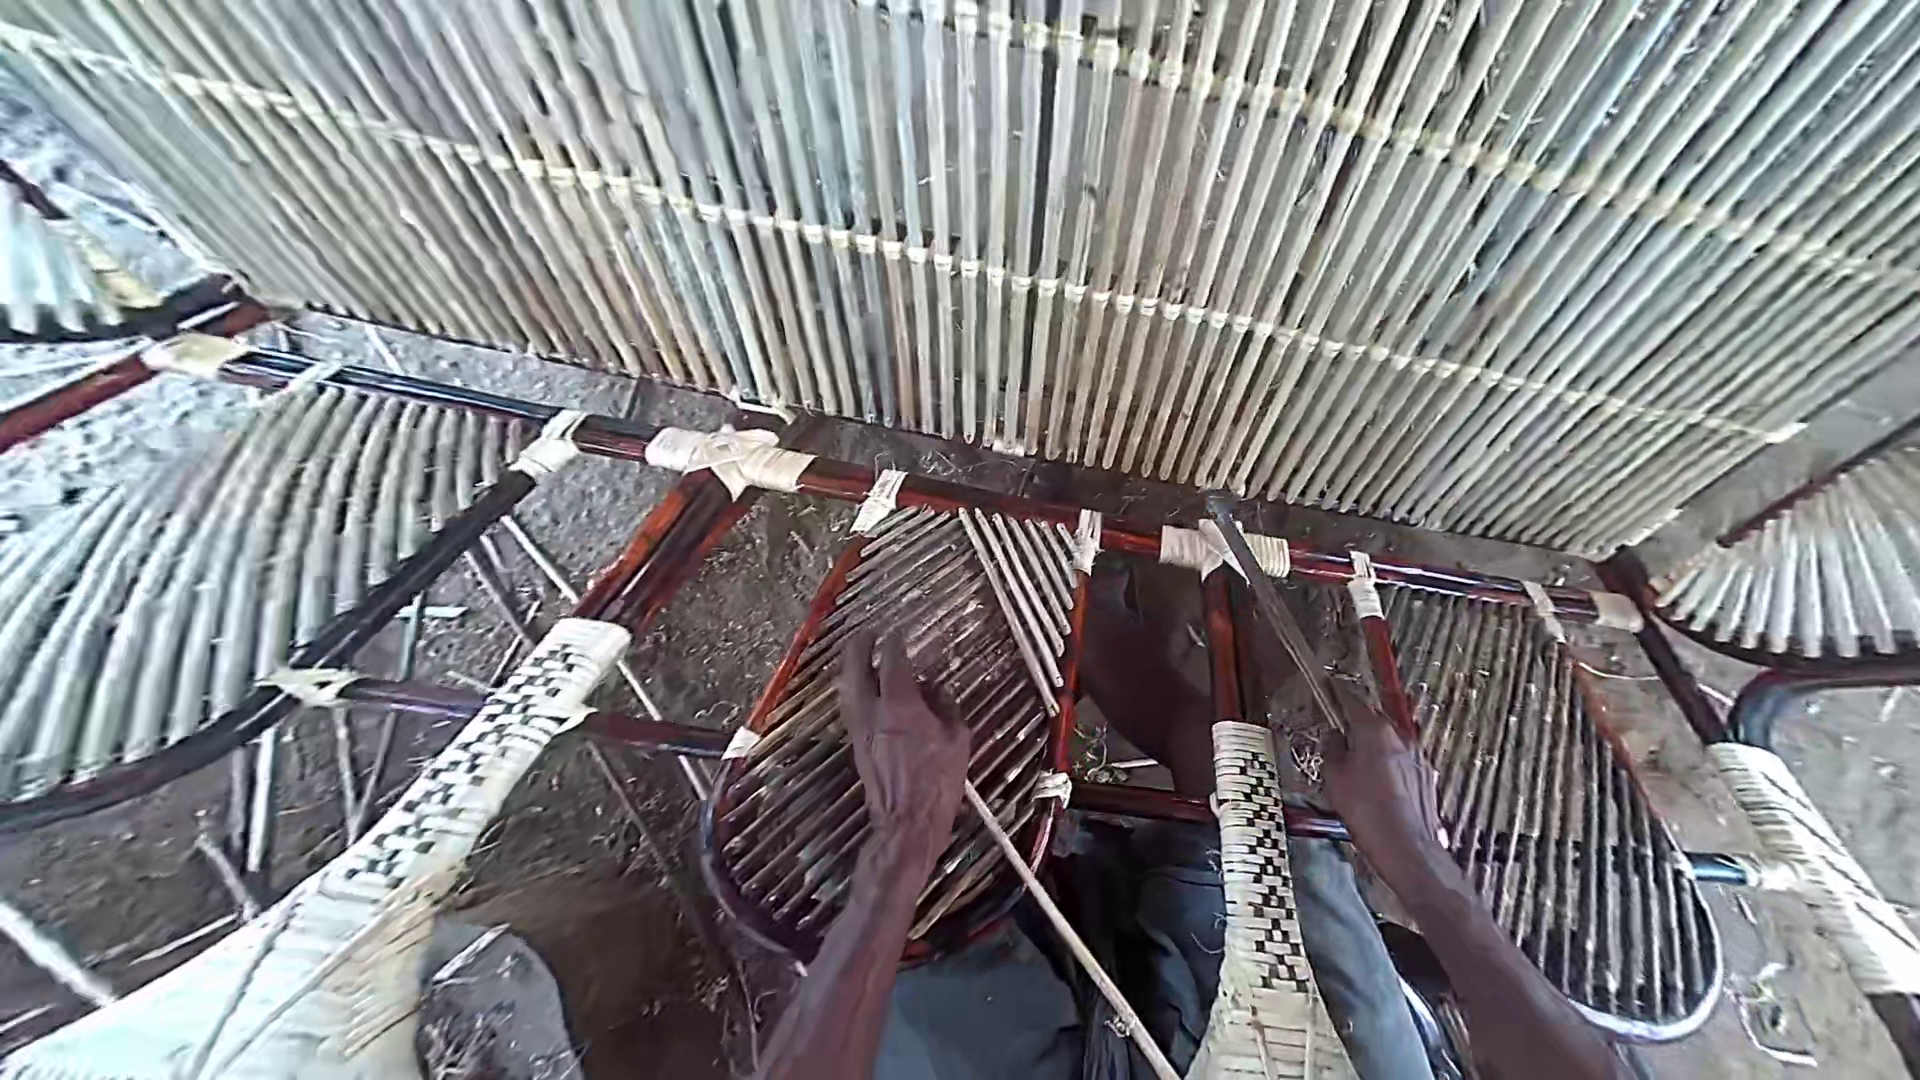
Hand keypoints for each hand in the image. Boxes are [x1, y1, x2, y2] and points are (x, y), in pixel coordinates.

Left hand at [838, 630, 969, 866]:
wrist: (906, 824)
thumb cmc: (936, 784)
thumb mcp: (957, 741)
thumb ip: (947, 709)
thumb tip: (939, 693)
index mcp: (900, 706)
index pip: (892, 661)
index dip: (894, 642)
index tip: (897, 632)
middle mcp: (873, 712)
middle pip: (855, 667)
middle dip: (858, 645)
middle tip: (866, 633)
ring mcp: (860, 729)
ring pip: (847, 687)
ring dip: (852, 666)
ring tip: (861, 655)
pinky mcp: (856, 745)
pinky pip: (851, 706)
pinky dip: (855, 689)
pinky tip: (866, 690)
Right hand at [1322, 682, 1450, 884]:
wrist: (1407, 849)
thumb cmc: (1366, 810)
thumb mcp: (1334, 775)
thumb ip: (1332, 748)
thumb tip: (1334, 738)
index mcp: (1375, 731)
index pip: (1353, 701)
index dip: (1338, 693)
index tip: (1329, 688)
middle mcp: (1401, 738)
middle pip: (1375, 717)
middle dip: (1356, 718)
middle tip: (1337, 723)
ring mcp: (1418, 758)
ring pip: (1389, 738)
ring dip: (1372, 740)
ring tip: (1353, 754)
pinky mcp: (1426, 778)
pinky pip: (1400, 757)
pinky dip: (1385, 759)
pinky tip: (1372, 777)